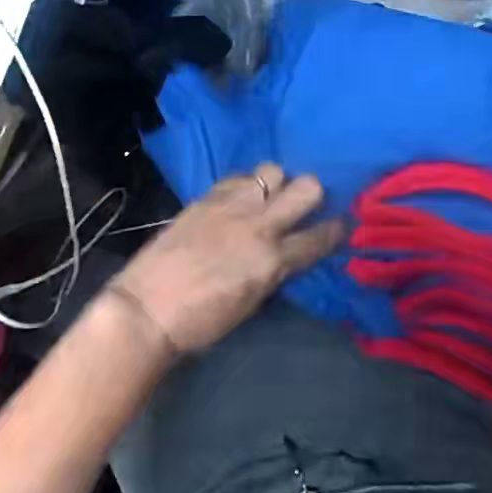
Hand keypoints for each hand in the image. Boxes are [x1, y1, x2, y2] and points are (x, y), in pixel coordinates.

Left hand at [107, 163, 344, 356]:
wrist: (148, 307)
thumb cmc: (200, 322)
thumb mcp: (251, 302)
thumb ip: (272, 271)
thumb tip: (284, 255)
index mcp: (273, 261)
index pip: (319, 237)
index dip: (336, 230)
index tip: (342, 224)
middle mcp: (259, 225)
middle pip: (307, 188)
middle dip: (312, 193)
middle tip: (304, 204)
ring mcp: (231, 205)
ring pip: (272, 170)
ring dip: (275, 183)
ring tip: (266, 197)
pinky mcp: (206, 197)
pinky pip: (237, 178)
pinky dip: (243, 185)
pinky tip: (235, 199)